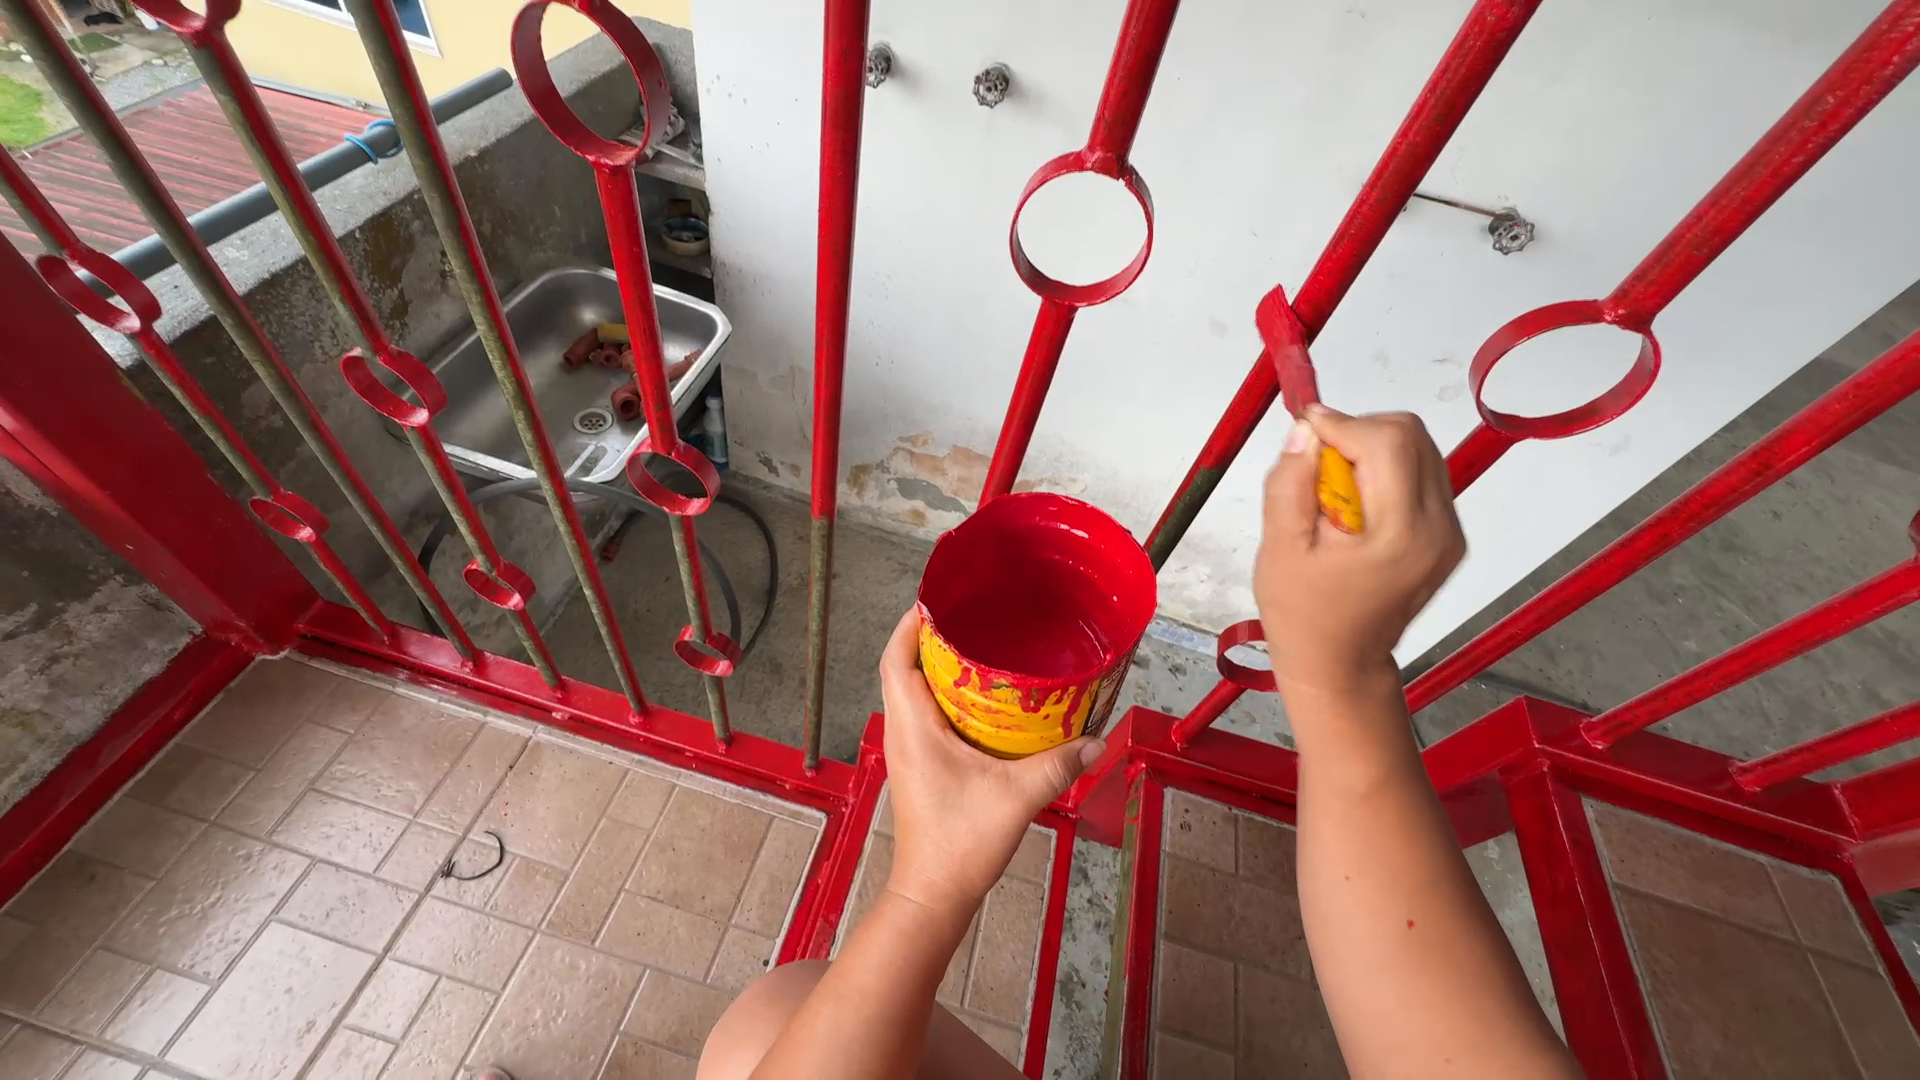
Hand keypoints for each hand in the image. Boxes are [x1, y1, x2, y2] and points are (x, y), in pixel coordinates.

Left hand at [877, 608, 1102, 919]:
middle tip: (969, 616)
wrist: (933, 894)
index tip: (938, 600)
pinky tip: (983, 699)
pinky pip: (925, 713)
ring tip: (978, 646)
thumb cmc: (960, 844)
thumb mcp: (1016, 797)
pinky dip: (946, 694)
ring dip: (936, 665)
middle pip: (901, 668)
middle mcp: (903, 731)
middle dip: (927, 637)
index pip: (895, 659)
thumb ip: (1057, 766)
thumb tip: (1095, 741)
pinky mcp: (920, 764)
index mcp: (912, 727)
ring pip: (912, 690)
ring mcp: (908, 749)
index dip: (909, 624)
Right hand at [1255, 406, 1464, 698]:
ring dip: (1370, 448)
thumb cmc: (1301, 612)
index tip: (1303, 431)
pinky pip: (1420, 472)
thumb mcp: (1278, 549)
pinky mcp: (1448, 534)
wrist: (1339, 662)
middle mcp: (1439, 527)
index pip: (1387, 442)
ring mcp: (1450, 531)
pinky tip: (1352, 502)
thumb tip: (1306, 430)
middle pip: (1410, 435)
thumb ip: (1290, 485)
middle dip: (1356, 433)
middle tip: (1315, 466)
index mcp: (1399, 534)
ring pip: (1418, 448)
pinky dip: (1383, 468)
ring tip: (1330, 487)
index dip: (1340, 424)